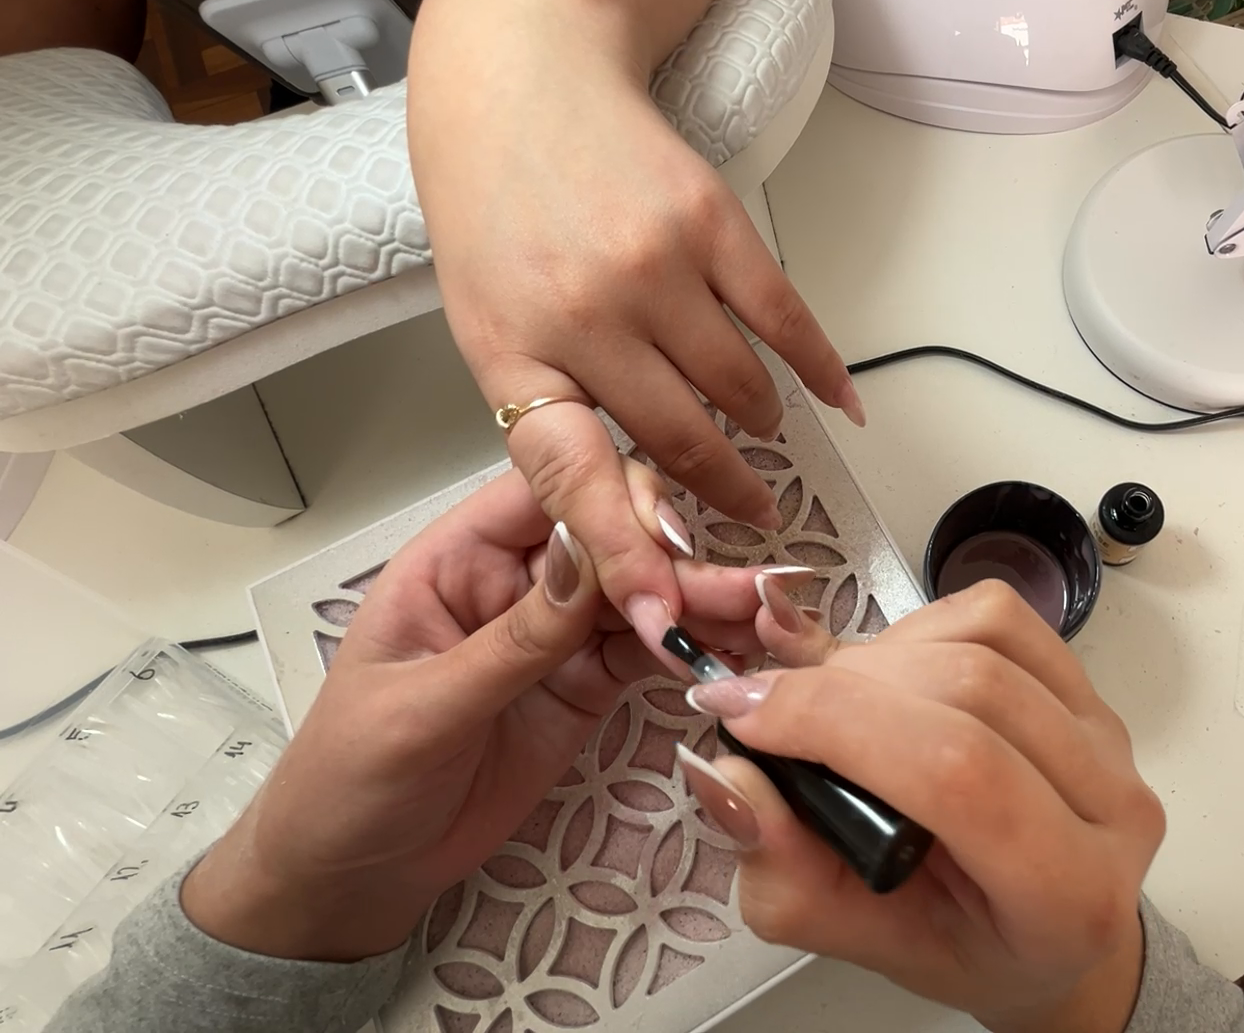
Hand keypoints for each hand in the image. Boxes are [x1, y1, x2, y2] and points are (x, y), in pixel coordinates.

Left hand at [179, 472, 773, 960]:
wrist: (363, 875)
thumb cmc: (353, 783)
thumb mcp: (422, 710)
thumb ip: (515, 635)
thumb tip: (587, 549)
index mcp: (462, 558)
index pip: (550, 495)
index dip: (612, 505)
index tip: (664, 547)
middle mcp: (525, 577)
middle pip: (617, 541)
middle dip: (678, 564)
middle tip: (746, 592)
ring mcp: (566, 626)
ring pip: (648, 592)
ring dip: (704, 604)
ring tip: (762, 619)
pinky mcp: (596, 673)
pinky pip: (655, 647)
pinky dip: (695, 649)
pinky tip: (734, 652)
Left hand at [407, 0, 863, 658]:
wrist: (522, 78)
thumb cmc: (497, 211)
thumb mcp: (493, 324)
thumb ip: (563, 409)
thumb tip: (645, 490)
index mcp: (515, 353)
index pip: (576, 478)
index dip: (623, 555)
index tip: (662, 615)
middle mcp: (590, 316)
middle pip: (689, 441)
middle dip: (730, 491)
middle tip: (756, 511)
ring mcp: (660, 268)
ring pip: (745, 390)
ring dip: (764, 426)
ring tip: (766, 432)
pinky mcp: (718, 227)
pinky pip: (790, 325)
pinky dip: (823, 373)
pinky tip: (842, 403)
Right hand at [679, 582, 1165, 1032]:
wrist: (1055, 926)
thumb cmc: (968, 943)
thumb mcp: (867, 941)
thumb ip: (791, 874)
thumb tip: (730, 774)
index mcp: (1069, 889)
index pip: (957, 770)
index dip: (838, 723)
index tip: (746, 711)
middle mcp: (1112, 798)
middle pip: (971, 690)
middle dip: (846, 685)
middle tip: (775, 706)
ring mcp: (1108, 730)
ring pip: (985, 637)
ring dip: (884, 653)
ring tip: (840, 697)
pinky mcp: (1086, 684)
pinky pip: (999, 615)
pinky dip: (924, 625)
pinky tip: (897, 671)